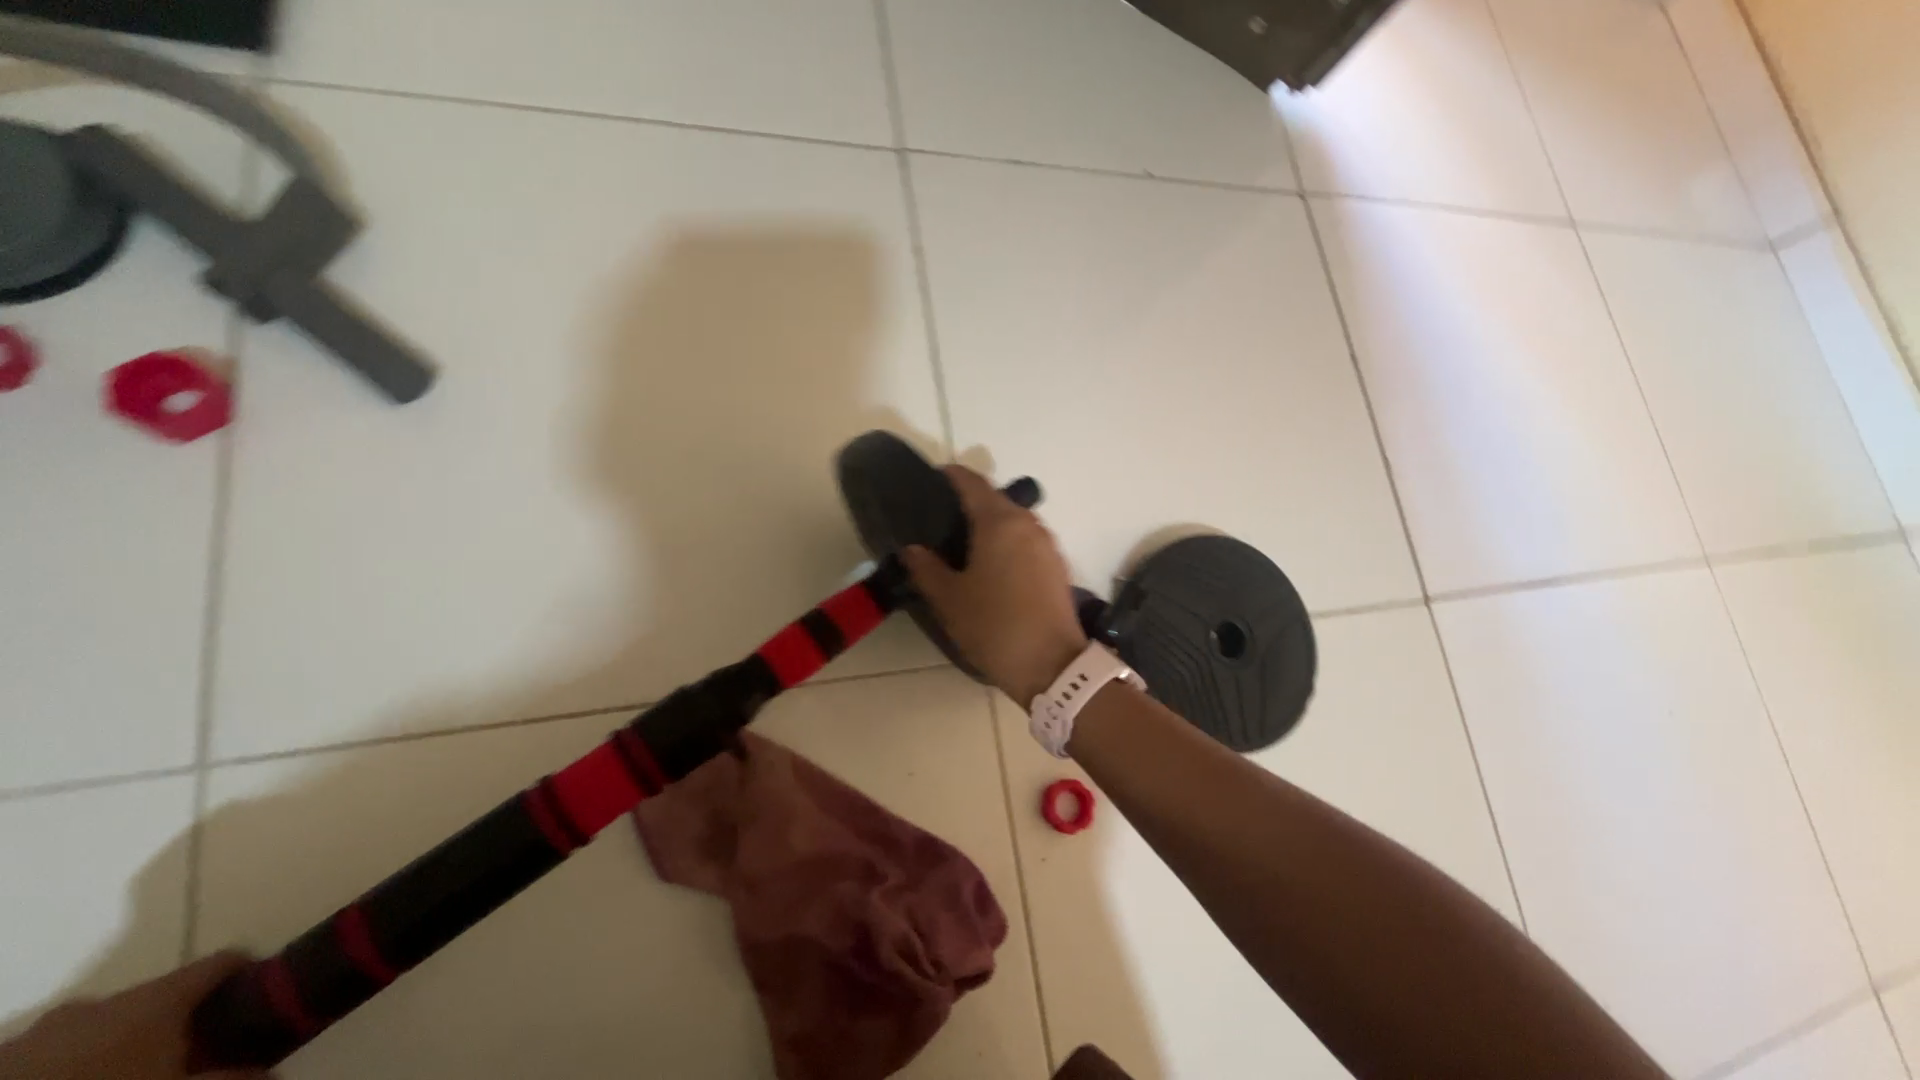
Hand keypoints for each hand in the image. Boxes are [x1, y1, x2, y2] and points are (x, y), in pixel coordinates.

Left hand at [0, 953, 269, 1079]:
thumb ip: (233, 1078)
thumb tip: (278, 1073)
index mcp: (157, 998)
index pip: (223, 960)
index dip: (252, 971)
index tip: (266, 993)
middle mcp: (110, 999)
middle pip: (167, 995)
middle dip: (187, 1020)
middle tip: (200, 1053)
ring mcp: (53, 1025)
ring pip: (113, 1021)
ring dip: (134, 1040)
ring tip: (144, 1072)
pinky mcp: (15, 1052)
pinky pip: (67, 1045)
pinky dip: (88, 1059)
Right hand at [902, 465, 1087, 705]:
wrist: (1053, 667)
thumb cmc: (994, 627)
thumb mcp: (950, 600)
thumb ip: (927, 568)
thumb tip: (912, 548)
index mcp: (999, 522)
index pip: (972, 483)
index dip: (950, 476)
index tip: (931, 480)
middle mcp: (1028, 524)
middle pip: (995, 499)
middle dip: (969, 501)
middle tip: (941, 518)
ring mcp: (1047, 545)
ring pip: (1014, 521)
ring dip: (990, 523)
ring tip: (964, 543)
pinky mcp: (1057, 567)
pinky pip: (1026, 541)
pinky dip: (1007, 542)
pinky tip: (991, 564)